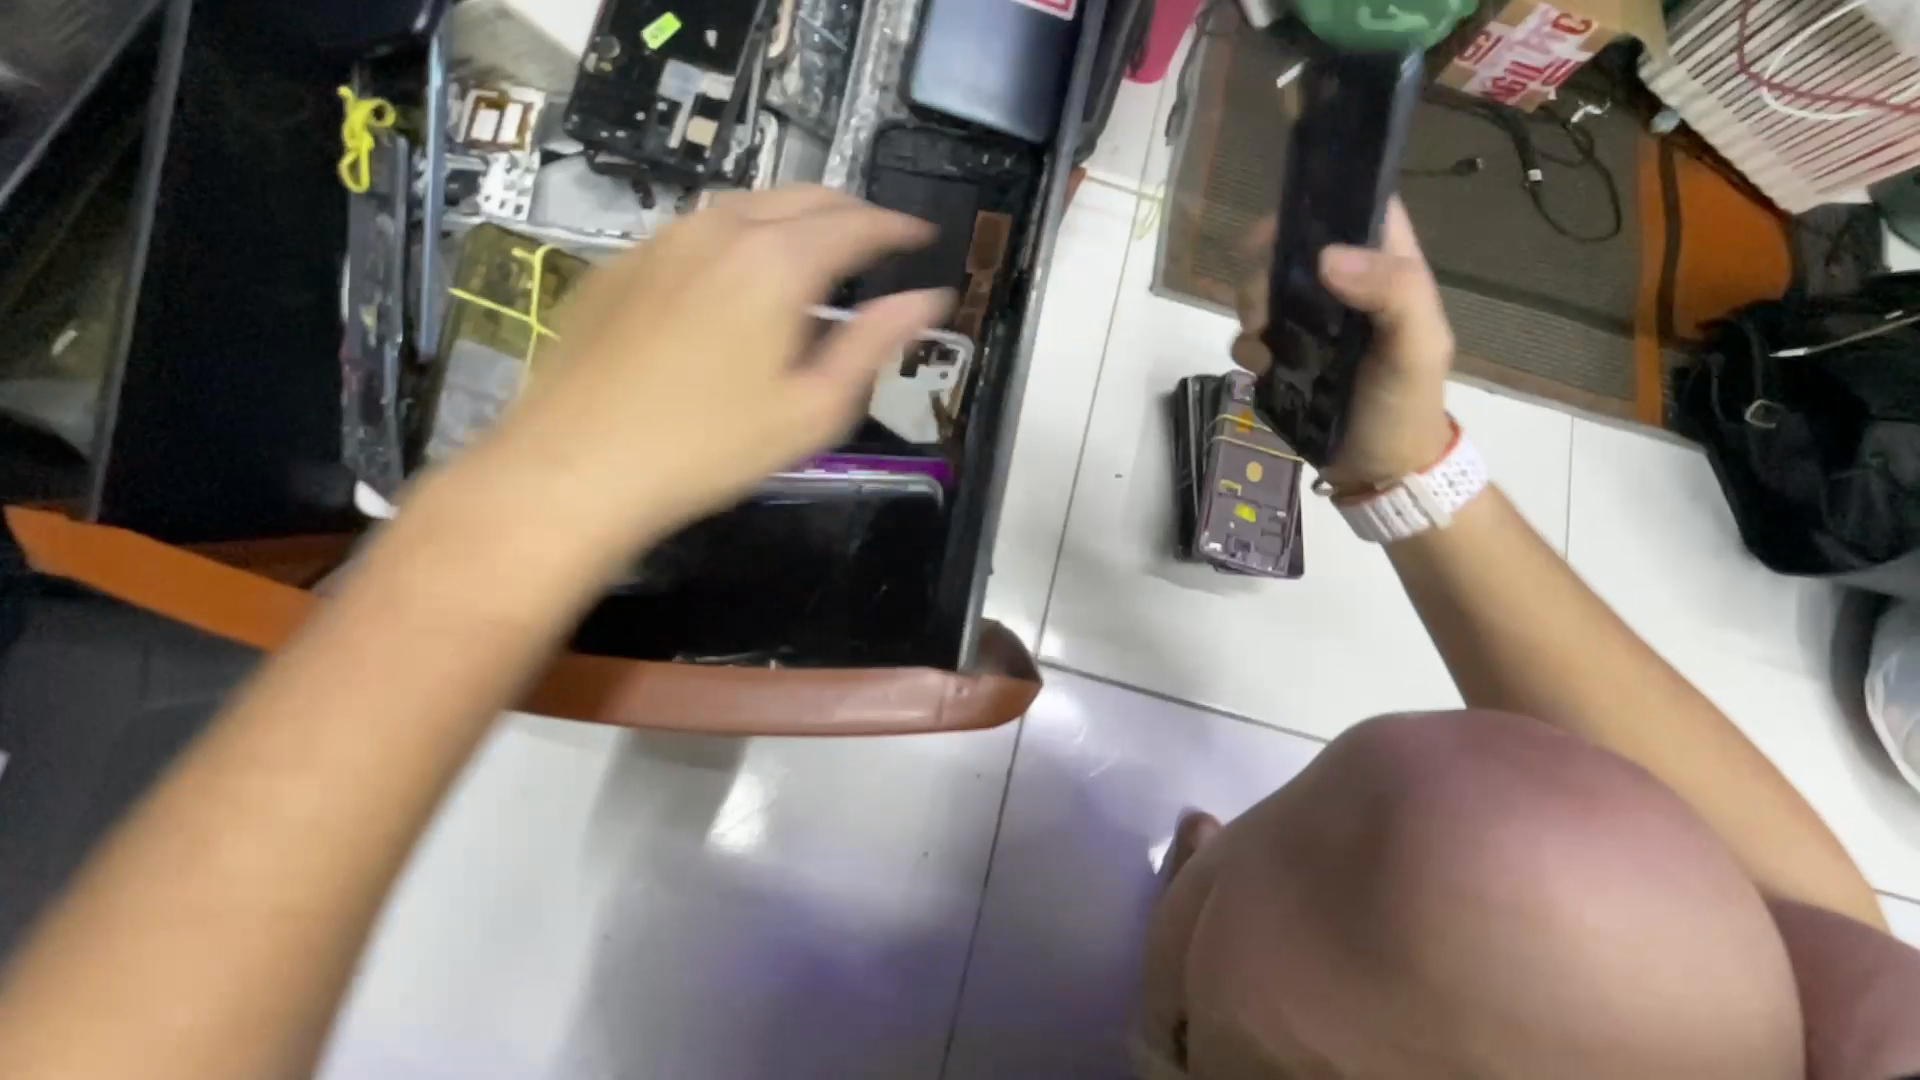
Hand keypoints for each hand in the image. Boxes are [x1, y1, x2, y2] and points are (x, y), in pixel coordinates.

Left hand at [452, 186, 950, 556]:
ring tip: (817, 256)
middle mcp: (721, 230)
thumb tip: (927, 302)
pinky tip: (740, 279)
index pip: (857, 223)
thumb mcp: (814, 408)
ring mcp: (665, 240)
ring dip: (795, 220)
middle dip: (851, 214)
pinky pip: (699, 230)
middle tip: (878, 243)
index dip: (898, 228)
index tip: (920, 238)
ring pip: (748, 206)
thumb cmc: (710, 447)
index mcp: (778, 262)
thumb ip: (875, 344)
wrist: (578, 465)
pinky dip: (739, 238)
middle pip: (804, 198)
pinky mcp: (625, 263)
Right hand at [1230, 198, 1455, 490]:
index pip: (1355, 209)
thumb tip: (1325, 258)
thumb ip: (1392, 291)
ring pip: (1263, 291)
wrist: (1378, 469)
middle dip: (1267, 270)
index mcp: (1385, 270)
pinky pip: (1249, 338)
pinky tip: (1263, 369)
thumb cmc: (1405, 403)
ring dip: (1250, 310)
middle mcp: (1342, 289)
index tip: (1281, 226)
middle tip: (1264, 308)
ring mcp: (1308, 324)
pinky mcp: (1281, 357)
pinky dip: (1246, 348)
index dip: (1318, 204)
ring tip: (1264, 345)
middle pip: (1292, 249)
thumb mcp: (1418, 345)